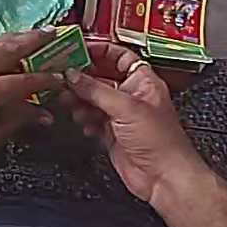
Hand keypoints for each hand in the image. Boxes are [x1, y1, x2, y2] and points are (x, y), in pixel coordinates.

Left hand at [0, 30, 63, 184]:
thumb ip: (19, 118)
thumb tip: (45, 113)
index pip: (22, 80)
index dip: (44, 79)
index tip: (59, 77)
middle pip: (7, 50)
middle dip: (32, 40)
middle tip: (51, 33)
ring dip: (11, 39)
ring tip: (30, 34)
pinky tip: (1, 47)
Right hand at [62, 41, 207, 205]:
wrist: (163, 177)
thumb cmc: (161, 141)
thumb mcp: (125, 107)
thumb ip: (96, 89)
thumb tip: (74, 75)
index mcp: (142, 82)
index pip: (119, 56)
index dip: (99, 50)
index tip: (78, 49)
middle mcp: (131, 96)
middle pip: (101, 78)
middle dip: (82, 78)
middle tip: (63, 76)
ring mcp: (120, 115)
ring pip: (93, 100)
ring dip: (79, 100)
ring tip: (68, 101)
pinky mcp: (111, 133)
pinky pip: (91, 119)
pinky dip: (83, 119)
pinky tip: (81, 121)